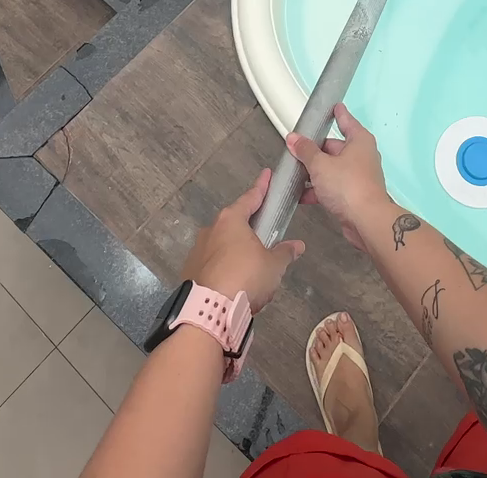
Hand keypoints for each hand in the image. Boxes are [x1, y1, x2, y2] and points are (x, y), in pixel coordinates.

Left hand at [182, 169, 305, 311]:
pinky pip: (213, 265)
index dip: (262, 186)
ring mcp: (197, 251)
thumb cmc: (245, 278)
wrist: (209, 312)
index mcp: (232, 220)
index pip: (251, 197)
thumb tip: (297, 245)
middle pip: (234, 222)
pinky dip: (224, 270)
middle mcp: (211, 230)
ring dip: (235, 253)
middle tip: (264, 235)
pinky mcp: (190, 272)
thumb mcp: (273, 266)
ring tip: (251, 271)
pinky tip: (234, 285)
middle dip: (249, 228)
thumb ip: (285, 253)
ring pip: (222, 246)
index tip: (267, 174)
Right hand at [287, 104, 394, 249]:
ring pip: (332, 168)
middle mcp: (362, 155)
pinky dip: (319, 189)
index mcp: (359, 141)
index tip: (333, 106)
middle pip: (334, 147)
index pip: (346, 120)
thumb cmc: (348, 186)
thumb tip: (293, 138)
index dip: (338, 113)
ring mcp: (358, 176)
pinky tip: (302, 195)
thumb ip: (305, 151)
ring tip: (294, 174)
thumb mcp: (320, 164)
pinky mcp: (354, 194)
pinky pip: (333, 186)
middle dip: (315, 151)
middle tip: (296, 151)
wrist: (366, 221)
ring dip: (314, 172)